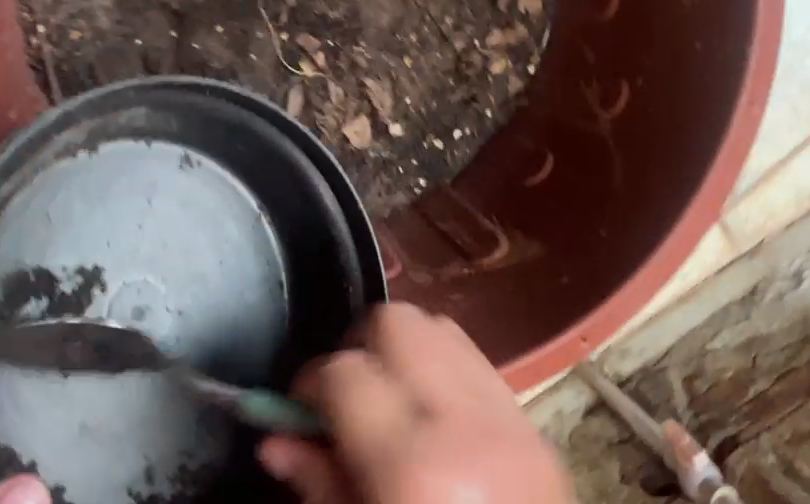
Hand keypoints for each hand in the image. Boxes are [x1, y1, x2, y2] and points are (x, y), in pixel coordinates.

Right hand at [258, 304, 573, 503]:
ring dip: (402, 352)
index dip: (309, 384)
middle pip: (396, 324)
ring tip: (387, 403)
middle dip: (359, 348)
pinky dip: (443, 371)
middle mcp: (467, 426)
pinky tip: (430, 417)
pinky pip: (476, 364)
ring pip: (439, 329)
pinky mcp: (536, 433)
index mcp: (414, 466)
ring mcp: (511, 424)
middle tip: (344, 398)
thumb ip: (319, 486)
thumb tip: (273, 439)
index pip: (343, 371)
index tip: (300, 410)